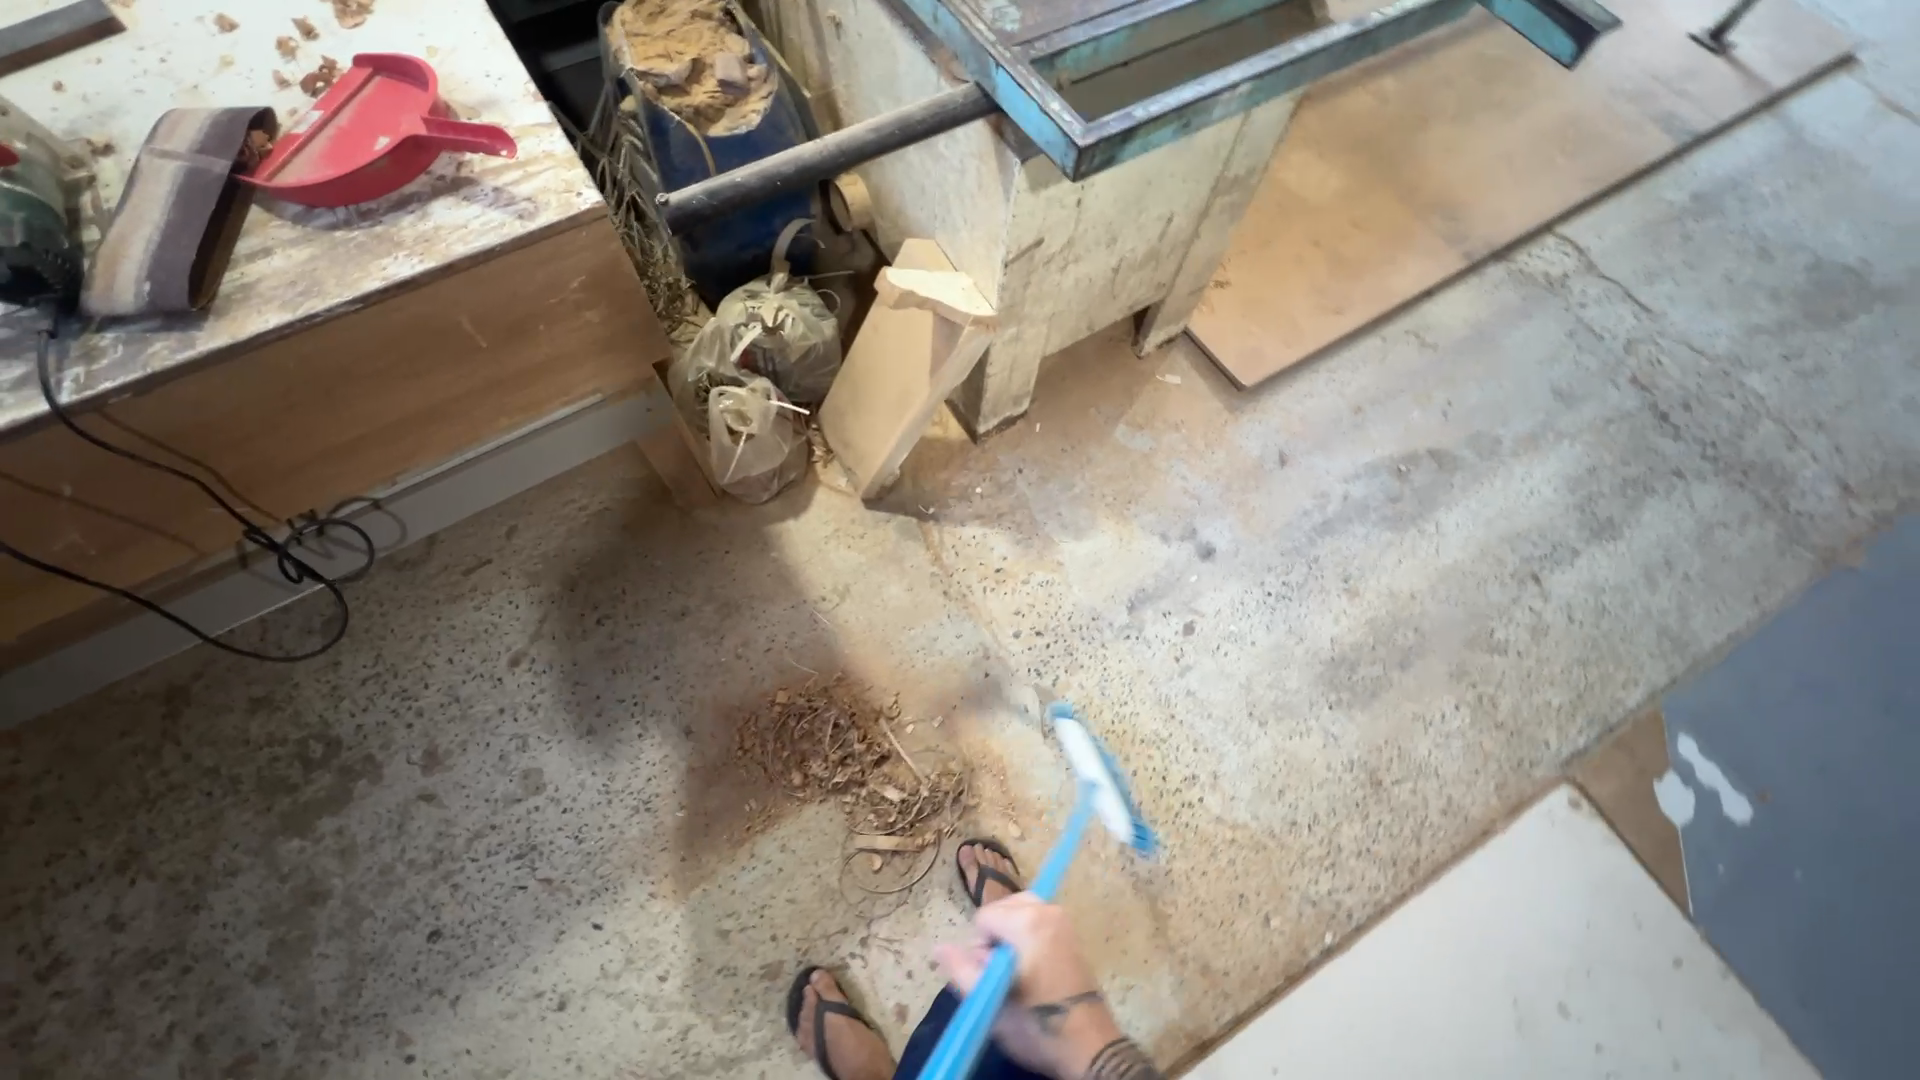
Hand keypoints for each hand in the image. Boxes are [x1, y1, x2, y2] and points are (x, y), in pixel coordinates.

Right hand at [935, 892, 1123, 1079]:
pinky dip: (1028, 934)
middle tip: (1002, 973)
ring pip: (1021, 911)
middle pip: (1003, 908)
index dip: (980, 947)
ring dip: (1011, 934)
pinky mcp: (1071, 932)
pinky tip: (1031, 966)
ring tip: (1015, 970)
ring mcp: (1063, 919)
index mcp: (1027, 921)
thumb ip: (961, 970)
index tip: (992, 975)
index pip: (983, 917)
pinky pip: (1038, 919)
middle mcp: (1047, 910)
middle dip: (996, 936)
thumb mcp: (990, 1002)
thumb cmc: (1036, 1024)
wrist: (1088, 1045)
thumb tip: (938, 947)